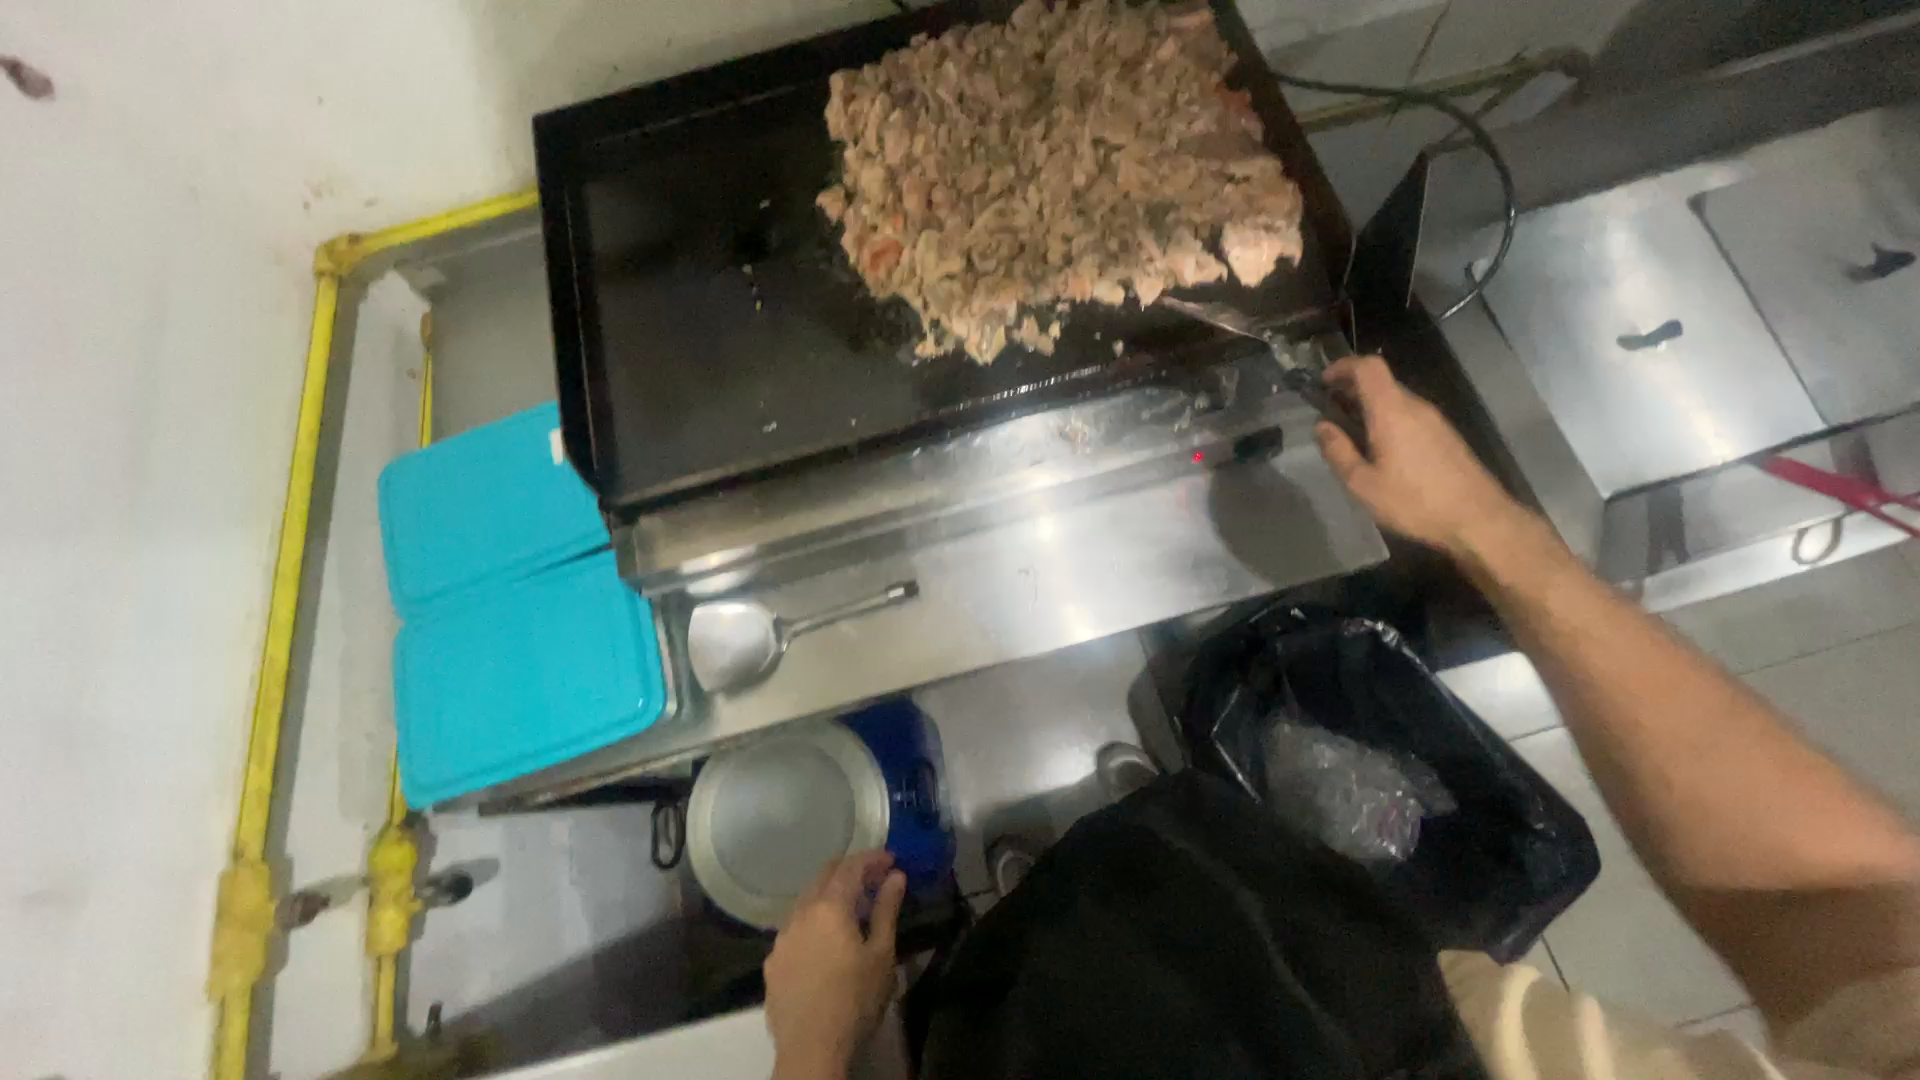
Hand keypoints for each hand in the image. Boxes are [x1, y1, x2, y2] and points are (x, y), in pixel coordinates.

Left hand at [765, 851, 907, 1079]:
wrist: (811, 1051)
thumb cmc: (855, 1001)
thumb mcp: (882, 955)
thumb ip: (887, 910)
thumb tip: (896, 876)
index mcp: (830, 907)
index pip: (851, 866)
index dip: (872, 858)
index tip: (891, 859)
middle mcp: (801, 913)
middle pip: (824, 876)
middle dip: (850, 871)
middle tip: (874, 880)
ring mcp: (782, 938)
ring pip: (806, 901)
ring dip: (829, 896)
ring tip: (852, 911)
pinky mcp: (772, 963)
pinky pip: (795, 929)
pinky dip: (813, 922)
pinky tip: (825, 943)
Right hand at [1314, 354, 1527, 558]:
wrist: (1477, 519)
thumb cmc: (1414, 502)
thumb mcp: (1362, 484)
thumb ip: (1338, 451)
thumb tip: (1321, 427)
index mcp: (1392, 412)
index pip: (1369, 367)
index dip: (1343, 366)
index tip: (1322, 383)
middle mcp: (1415, 407)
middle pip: (1382, 381)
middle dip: (1351, 390)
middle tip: (1329, 413)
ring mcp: (1434, 420)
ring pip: (1395, 399)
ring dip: (1369, 407)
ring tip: (1350, 434)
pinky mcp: (1444, 435)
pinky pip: (1409, 415)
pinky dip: (1386, 420)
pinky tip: (1379, 450)